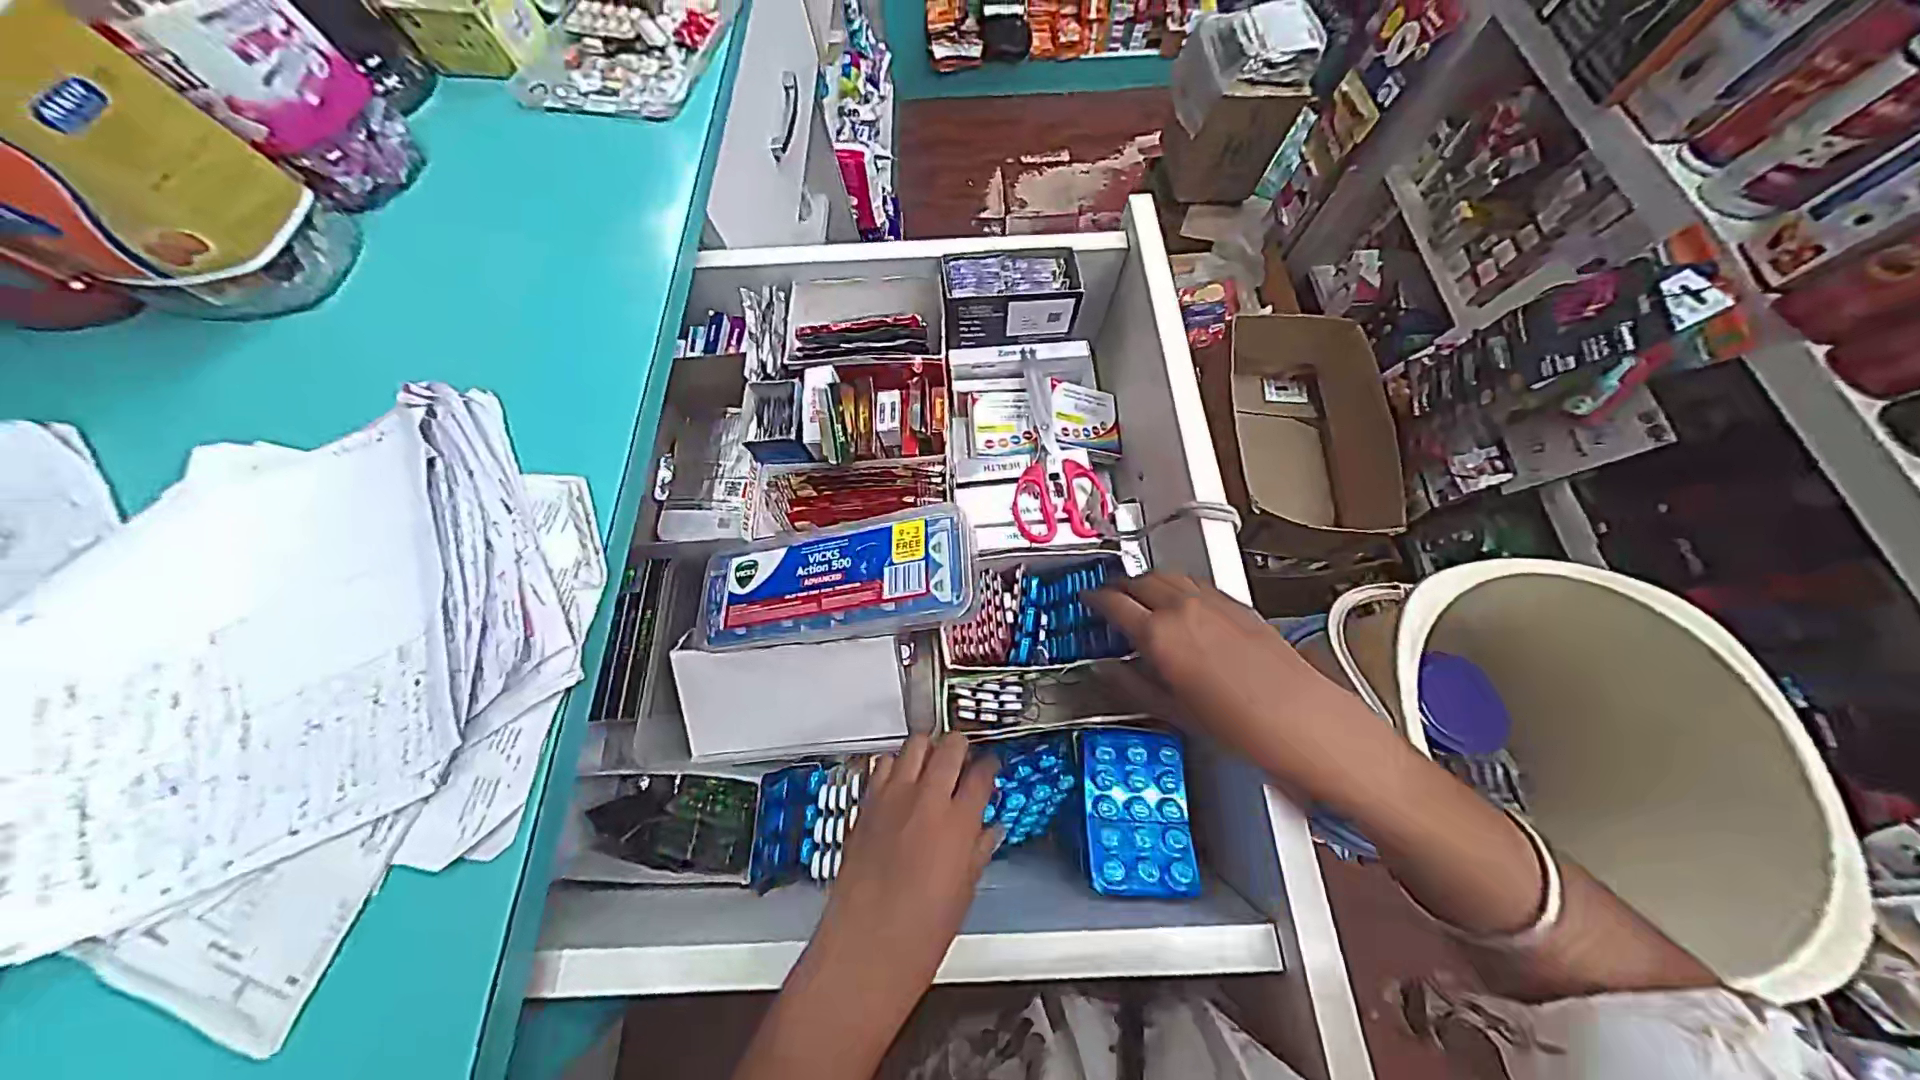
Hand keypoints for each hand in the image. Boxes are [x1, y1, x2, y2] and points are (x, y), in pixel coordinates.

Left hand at [808, 733, 999, 1001]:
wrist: (866, 946)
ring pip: (915, 745)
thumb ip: (977, 850)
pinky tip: (899, 778)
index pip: (982, 774)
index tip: (989, 767)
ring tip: (932, 760)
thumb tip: (988, 831)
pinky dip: (893, 764)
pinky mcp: (867, 804)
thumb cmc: (917, 932)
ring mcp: (893, 798)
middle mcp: (927, 801)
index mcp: (959, 823)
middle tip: (964, 758)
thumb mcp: (964, 890)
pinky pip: (882, 765)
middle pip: (950, 747)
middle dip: (961, 747)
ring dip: (928, 748)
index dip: (989, 766)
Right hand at [1088, 572, 1407, 808]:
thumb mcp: (1173, 711)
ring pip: (1168, 575)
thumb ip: (1132, 683)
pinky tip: (1180, 606)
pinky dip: (1178, 587)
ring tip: (1140, 600)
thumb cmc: (1248, 726)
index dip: (1094, 602)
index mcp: (1160, 634)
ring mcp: (1214, 602)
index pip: (1113, 603)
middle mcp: (1186, 608)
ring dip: (1147, 582)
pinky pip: (1197, 583)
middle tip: (1108, 602)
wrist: (1306, 722)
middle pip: (1138, 581)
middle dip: (1118, 589)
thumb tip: (1109, 671)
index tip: (1087, 604)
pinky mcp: (1239, 605)